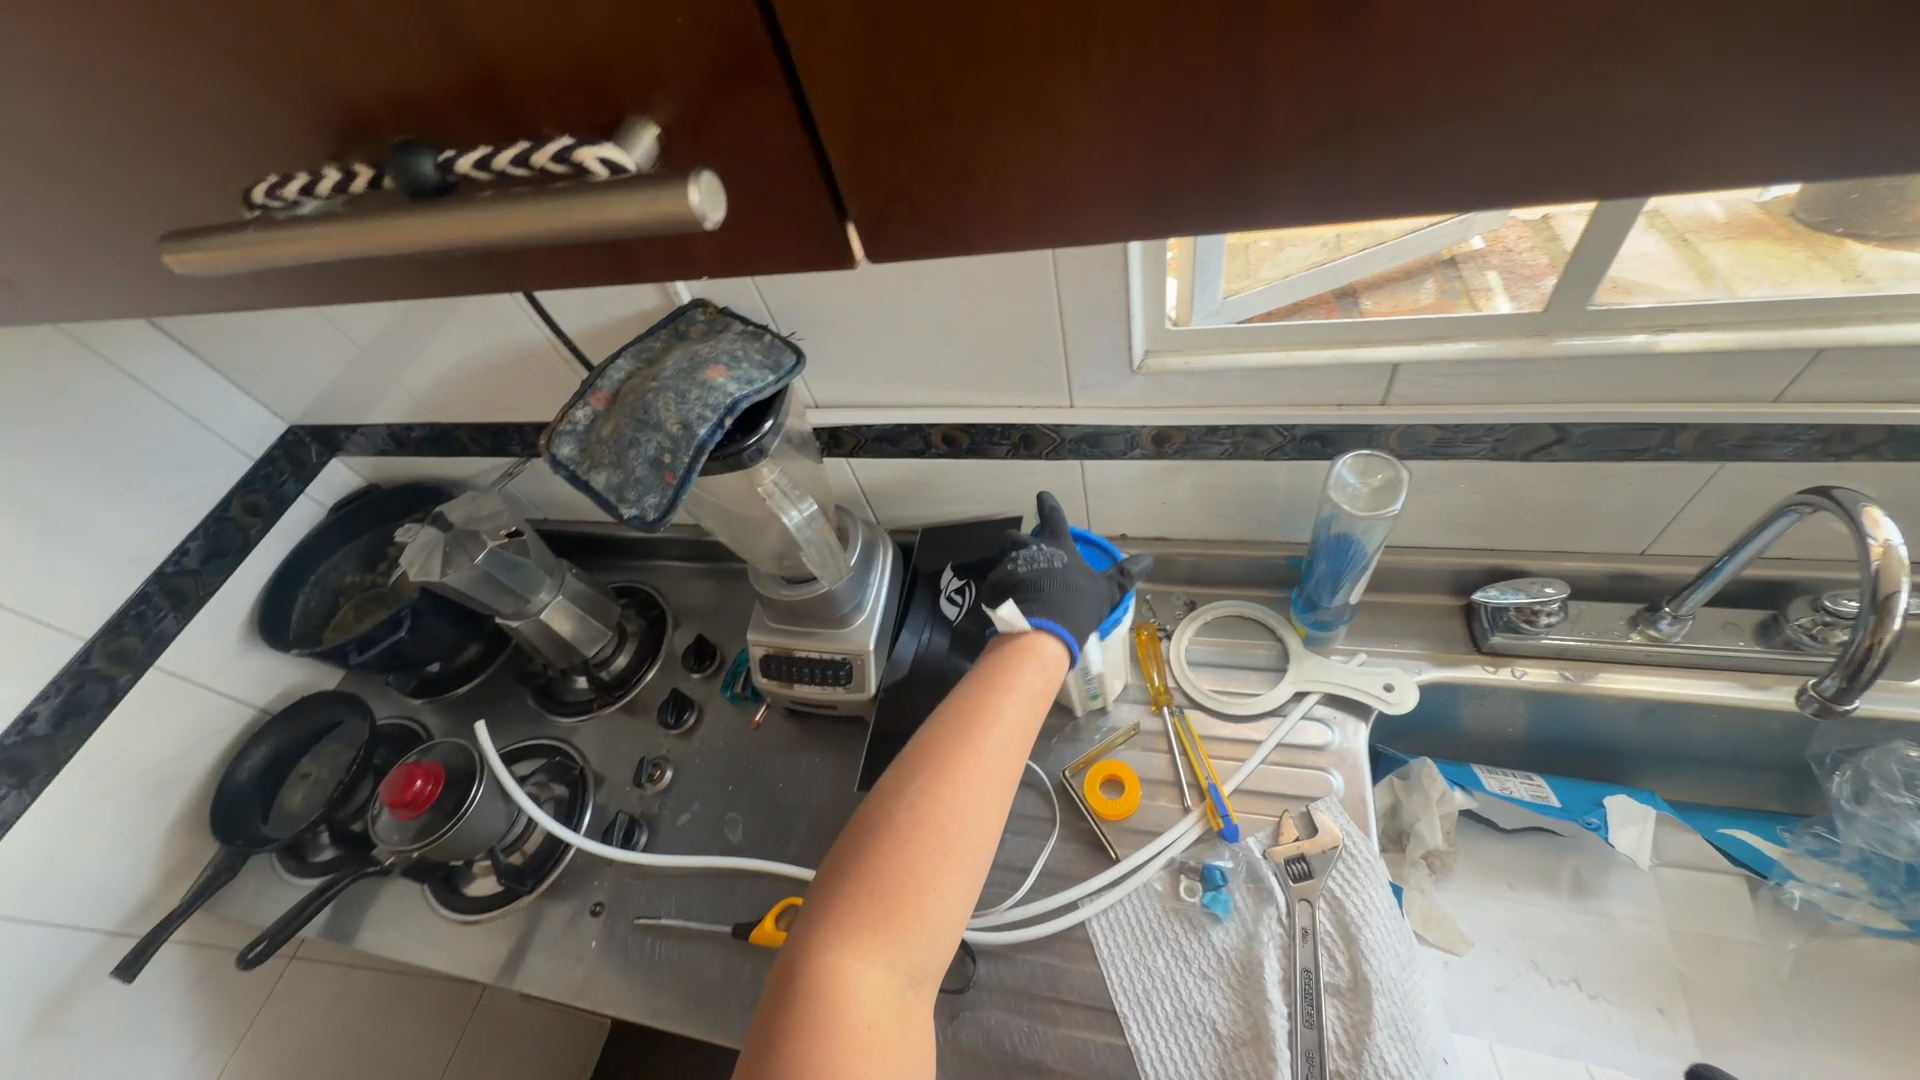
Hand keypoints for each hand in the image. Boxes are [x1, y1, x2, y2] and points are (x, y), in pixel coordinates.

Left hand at [982, 492, 1151, 664]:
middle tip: (1024, 550)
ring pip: (1005, 561)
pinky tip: (1009, 605)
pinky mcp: (994, 587)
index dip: (1048, 504)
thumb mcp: (1106, 590)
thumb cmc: (1077, 604)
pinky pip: (996, 586)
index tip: (1042, 494)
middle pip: (1016, 537)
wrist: (1041, 628)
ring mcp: (1008, 568)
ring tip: (1018, 585)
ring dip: (1011, 568)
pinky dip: (1002, 592)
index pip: (1053, 517)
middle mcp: (1029, 551)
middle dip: (1018, 540)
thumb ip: (1124, 574)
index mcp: (1057, 546)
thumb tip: (1148, 559)